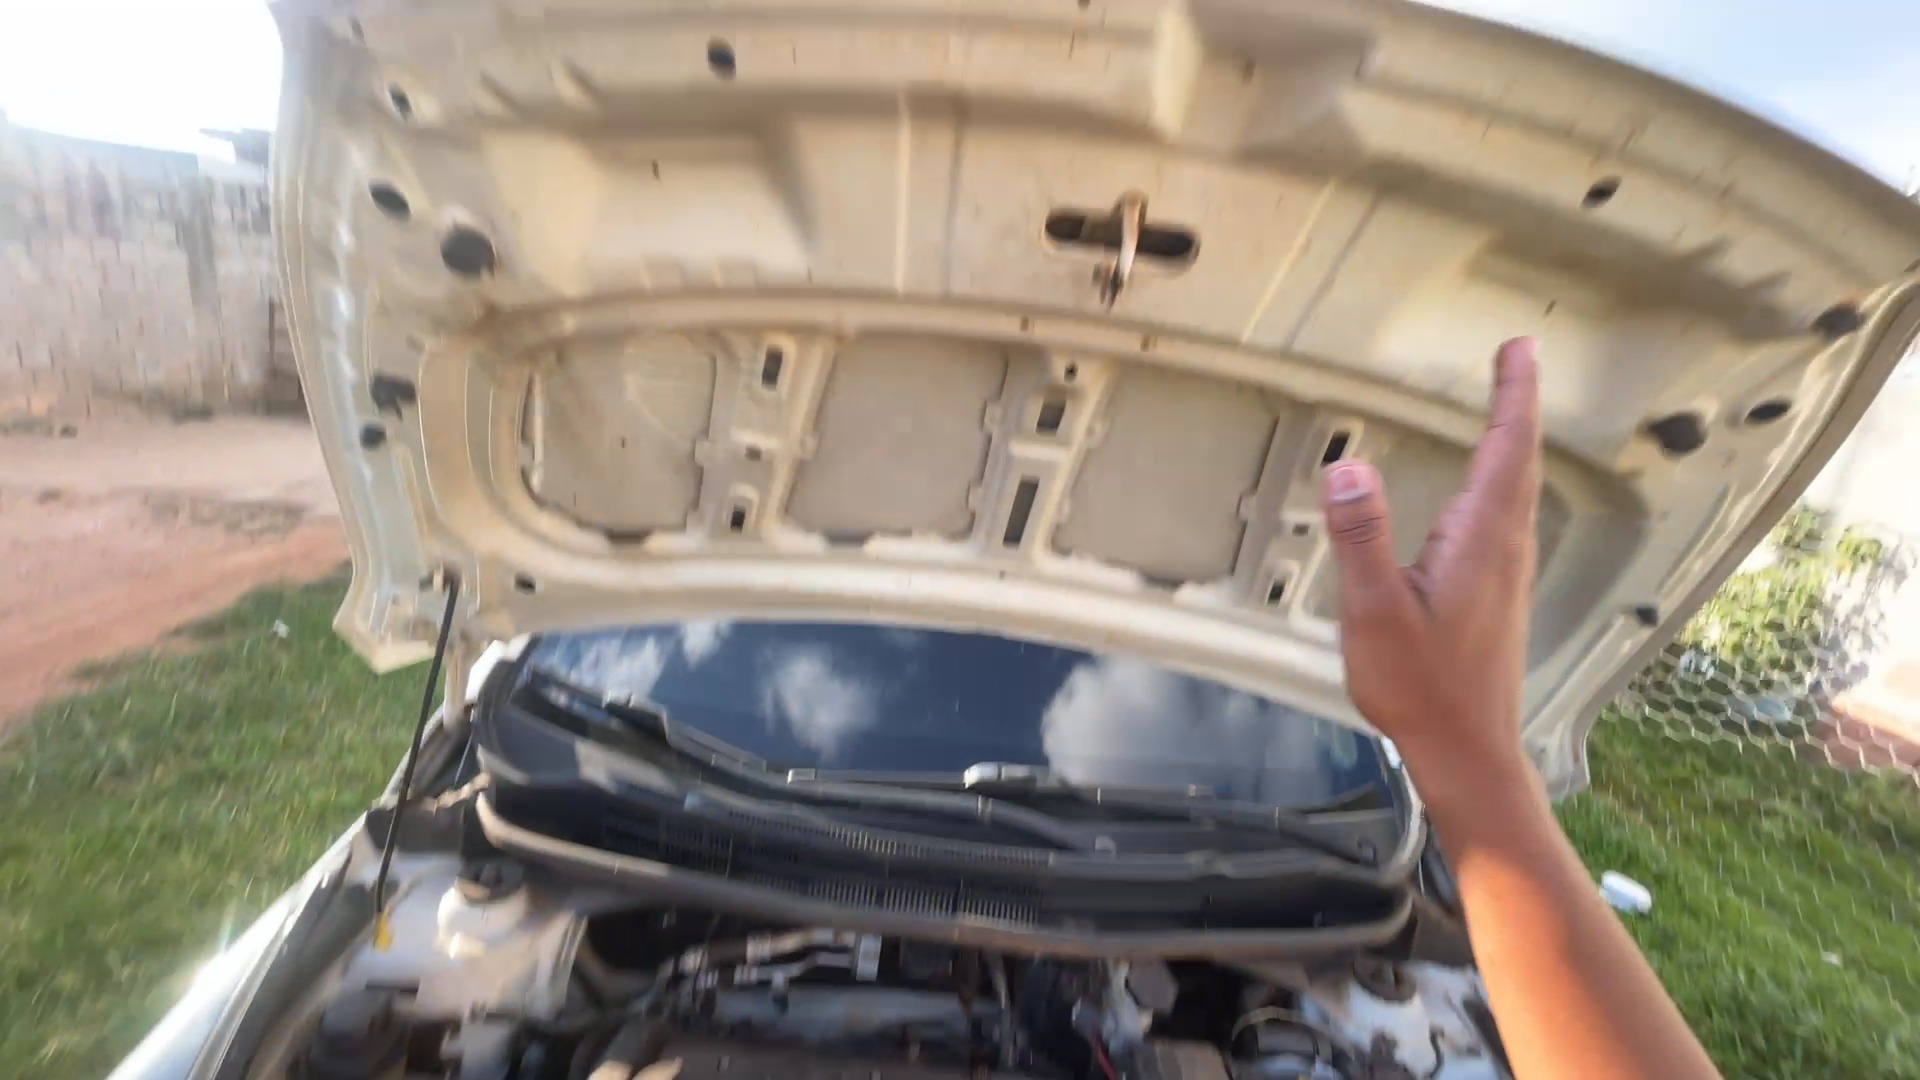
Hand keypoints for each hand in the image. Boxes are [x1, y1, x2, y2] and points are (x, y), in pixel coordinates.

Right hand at [1319, 337, 1541, 807]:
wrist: (1465, 747)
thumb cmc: (1417, 682)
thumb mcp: (1375, 609)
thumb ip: (1362, 537)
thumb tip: (1349, 467)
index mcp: (1479, 542)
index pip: (1506, 452)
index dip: (1513, 397)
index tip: (1519, 349)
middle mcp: (1504, 549)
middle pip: (1518, 464)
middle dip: (1515, 408)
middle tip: (1511, 363)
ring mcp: (1505, 573)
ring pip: (1515, 492)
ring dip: (1510, 444)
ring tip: (1500, 411)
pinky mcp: (1495, 593)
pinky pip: (1502, 518)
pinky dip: (1497, 482)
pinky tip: (1477, 492)